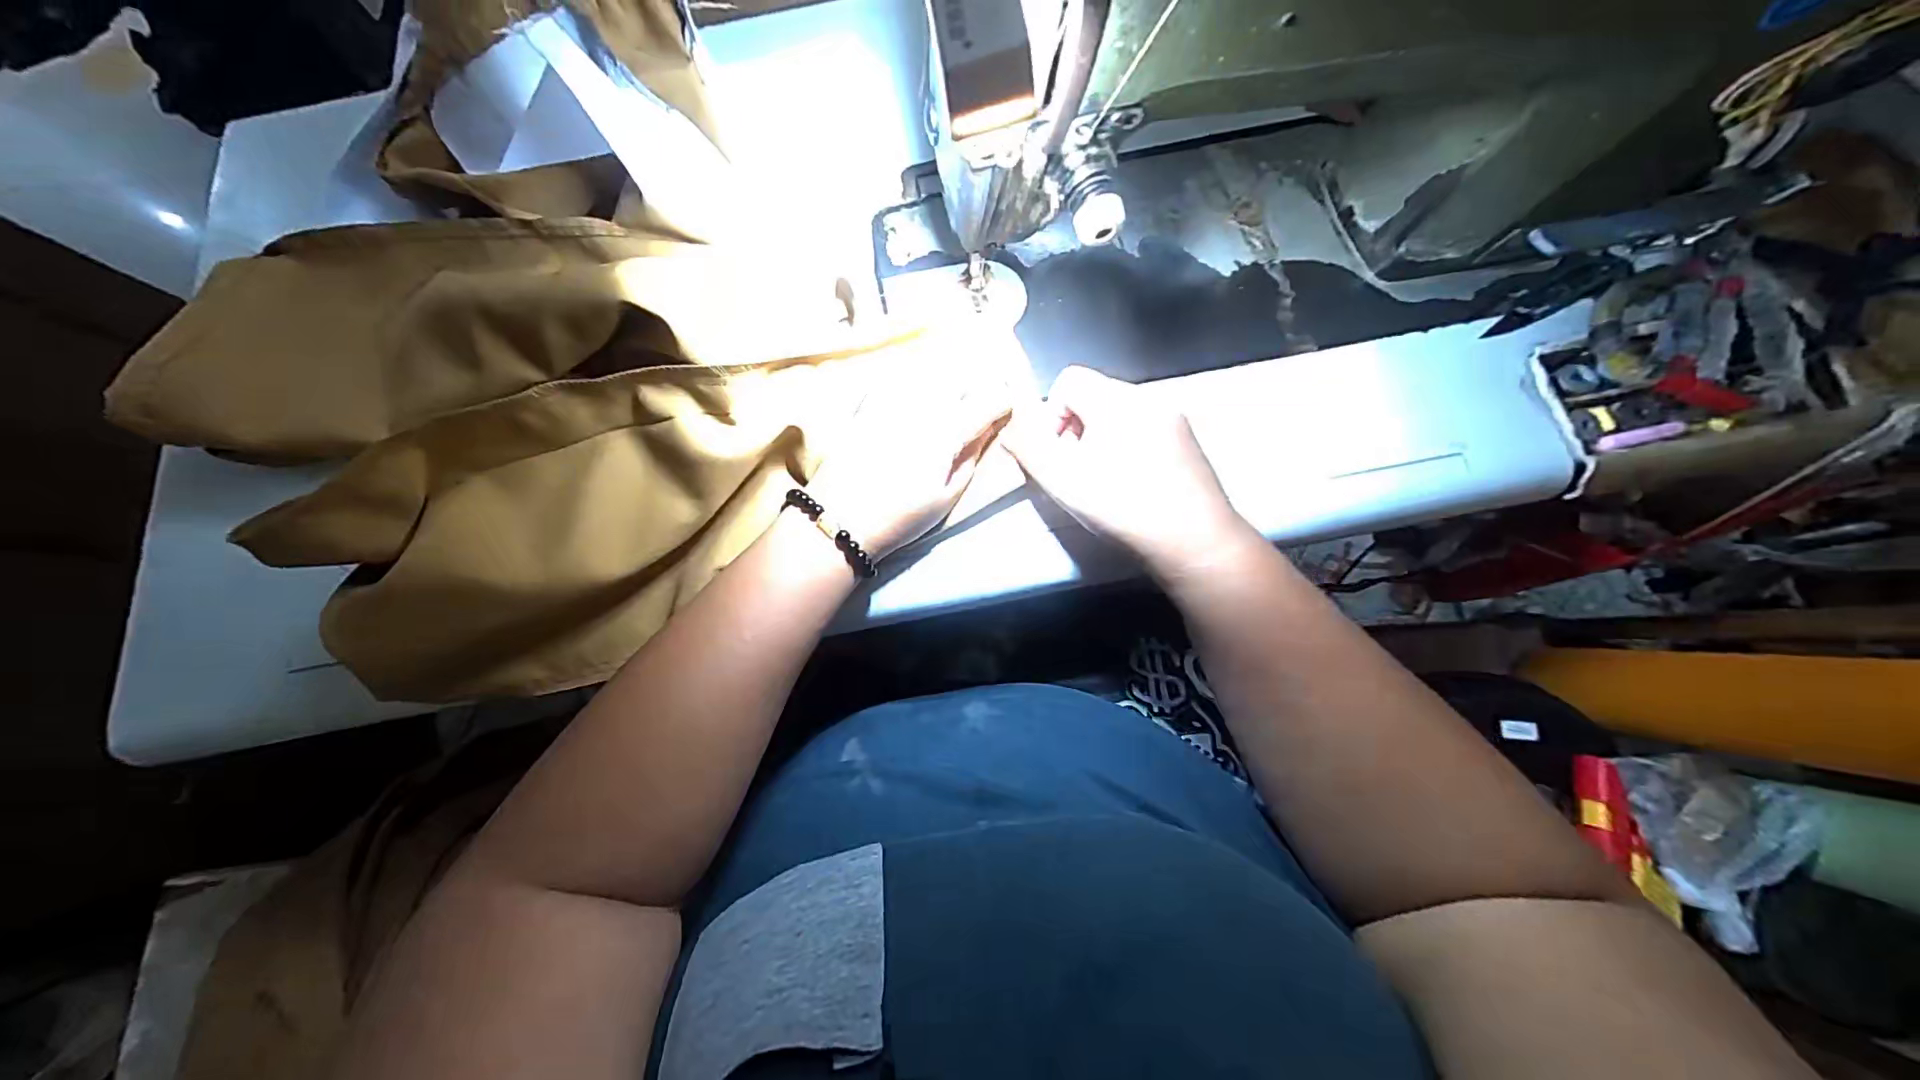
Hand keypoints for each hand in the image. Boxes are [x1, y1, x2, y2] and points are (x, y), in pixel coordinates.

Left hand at [805, 334, 1011, 558]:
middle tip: (976, 410)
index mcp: (949, 428)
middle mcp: (924, 403)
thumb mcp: (947, 496)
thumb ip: (972, 456)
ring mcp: (893, 397)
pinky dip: (914, 382)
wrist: (839, 517)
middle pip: (965, 375)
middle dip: (977, 387)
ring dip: (947, 381)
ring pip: (933, 370)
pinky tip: (913, 402)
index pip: (993, 396)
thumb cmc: (899, 516)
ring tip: (947, 403)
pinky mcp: (868, 400)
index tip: (1001, 416)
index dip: (1004, 404)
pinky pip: (900, 377)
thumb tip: (988, 429)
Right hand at [1004, 365, 1256, 581]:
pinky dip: (1128, 450)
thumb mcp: (1062, 480)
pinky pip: (1143, 431)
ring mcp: (1173, 419)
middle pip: (1093, 398)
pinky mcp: (1188, 442)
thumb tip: (1013, 426)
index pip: (1068, 380)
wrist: (1196, 542)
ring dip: (1100, 442)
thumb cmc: (1124, 507)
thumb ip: (1028, 447)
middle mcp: (1149, 398)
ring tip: (1104, 483)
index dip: (1051, 414)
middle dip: (1075, 430)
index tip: (1057, 455)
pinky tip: (1133, 486)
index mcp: (1117, 400)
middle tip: (1077, 474)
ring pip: (1118, 416)